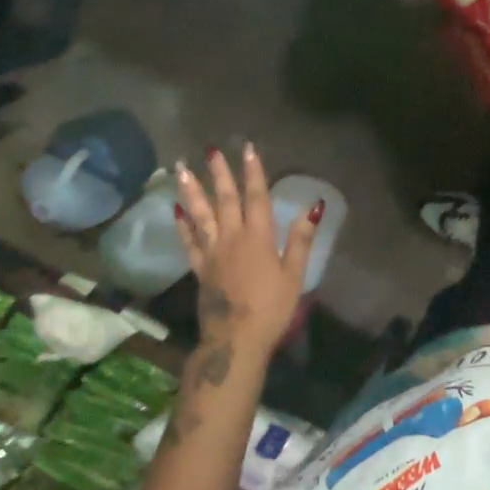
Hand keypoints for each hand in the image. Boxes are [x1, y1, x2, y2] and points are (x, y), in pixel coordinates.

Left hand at [173, 142, 319, 360]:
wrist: (235, 340)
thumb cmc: (272, 309)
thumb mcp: (294, 275)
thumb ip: (301, 240)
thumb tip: (313, 206)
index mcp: (258, 238)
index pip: (256, 197)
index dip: (253, 172)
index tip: (247, 148)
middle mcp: (232, 238)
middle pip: (225, 200)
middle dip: (219, 173)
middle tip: (210, 150)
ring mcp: (212, 253)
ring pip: (200, 215)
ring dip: (192, 190)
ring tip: (181, 169)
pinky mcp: (200, 269)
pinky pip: (189, 242)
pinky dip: (183, 225)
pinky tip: (176, 210)